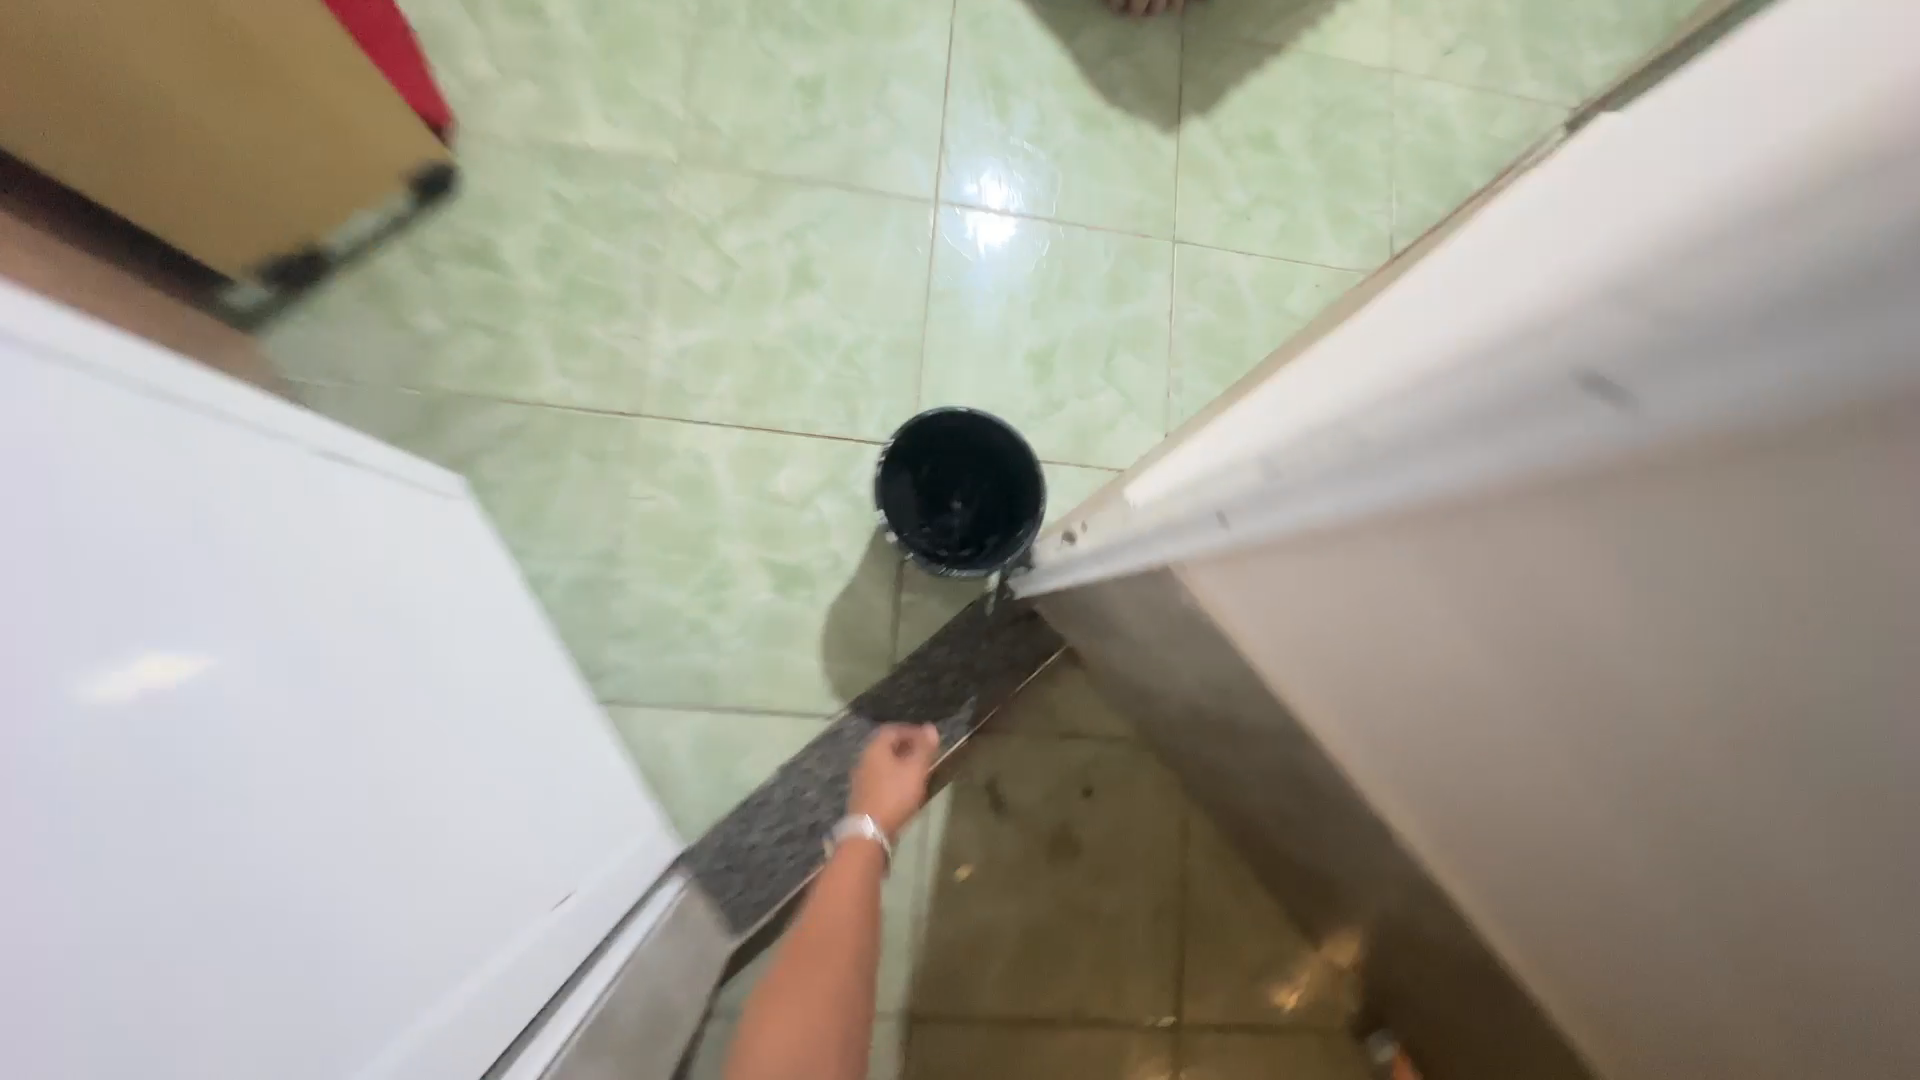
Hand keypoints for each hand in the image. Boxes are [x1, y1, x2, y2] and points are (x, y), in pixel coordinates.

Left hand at [848, 724, 939, 838]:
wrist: (869, 831)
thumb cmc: (894, 795)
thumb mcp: (915, 770)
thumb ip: (924, 748)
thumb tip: (931, 727)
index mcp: (875, 748)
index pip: (893, 729)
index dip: (912, 730)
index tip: (927, 738)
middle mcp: (864, 759)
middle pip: (886, 746)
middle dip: (907, 747)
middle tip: (925, 754)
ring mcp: (861, 778)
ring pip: (883, 763)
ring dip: (900, 763)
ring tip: (918, 771)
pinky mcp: (862, 795)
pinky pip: (880, 778)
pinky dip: (894, 777)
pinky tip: (905, 788)